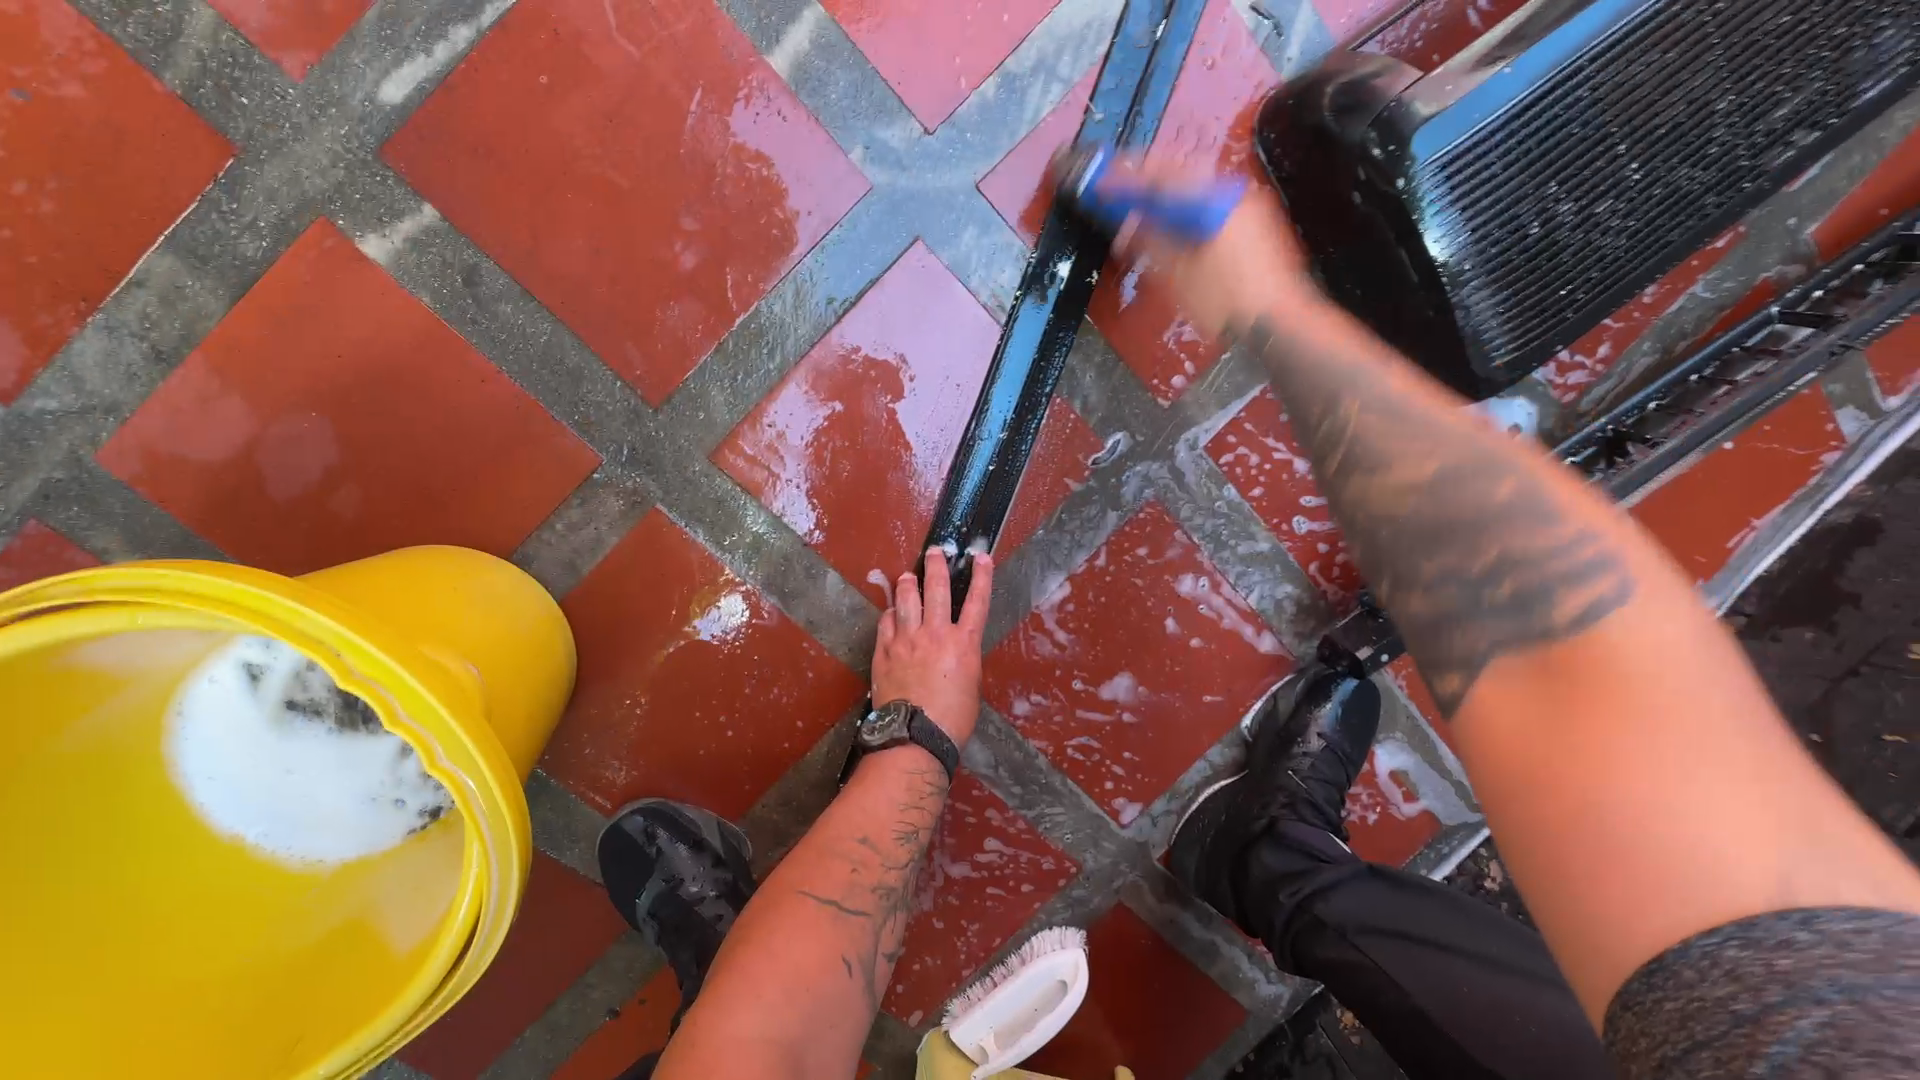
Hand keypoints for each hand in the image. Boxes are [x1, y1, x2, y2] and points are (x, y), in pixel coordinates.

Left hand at [871, 548, 992, 747]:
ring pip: (907, 600)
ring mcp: (907, 640)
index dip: (982, 576)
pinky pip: (886, 623)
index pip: (977, 601)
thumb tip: (955, 649)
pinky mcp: (884, 651)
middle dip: (936, 566)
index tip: (981, 557)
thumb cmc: (952, 718)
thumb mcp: (971, 684)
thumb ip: (963, 658)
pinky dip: (890, 613)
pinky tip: (891, 611)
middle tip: (935, 552)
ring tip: (908, 575)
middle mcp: (936, 634)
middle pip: (937, 589)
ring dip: (908, 584)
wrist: (915, 734)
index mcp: (964, 643)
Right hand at [1083, 154, 1322, 335]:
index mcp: (1213, 200)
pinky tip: (1172, 221)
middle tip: (1117, 184)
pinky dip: (1186, 206)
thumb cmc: (1226, 303)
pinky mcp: (1253, 222)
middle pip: (1181, 174)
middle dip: (1147, 178)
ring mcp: (1247, 206)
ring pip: (1197, 187)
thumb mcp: (1176, 275)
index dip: (1126, 179)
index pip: (1160, 177)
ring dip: (1166, 193)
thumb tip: (1126, 225)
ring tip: (1140, 203)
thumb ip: (1149, 242)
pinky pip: (1211, 202)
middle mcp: (1232, 192)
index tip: (1101, 183)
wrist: (1278, 323)